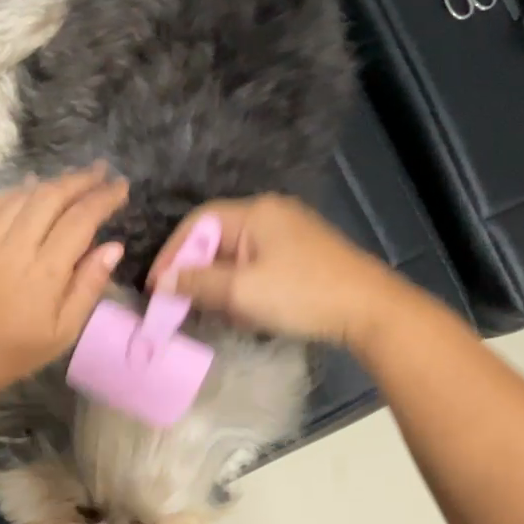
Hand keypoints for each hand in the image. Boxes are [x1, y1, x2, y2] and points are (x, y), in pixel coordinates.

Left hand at [0, 167, 128, 392]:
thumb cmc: (18, 351)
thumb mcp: (64, 331)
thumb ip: (89, 286)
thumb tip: (113, 246)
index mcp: (45, 271)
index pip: (80, 220)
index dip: (103, 198)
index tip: (121, 188)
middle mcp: (16, 247)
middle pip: (51, 197)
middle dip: (80, 181)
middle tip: (101, 173)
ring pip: (23, 196)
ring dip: (51, 183)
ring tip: (71, 180)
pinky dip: (17, 192)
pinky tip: (30, 189)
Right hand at [147, 194, 413, 346]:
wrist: (368, 310)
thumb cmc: (301, 295)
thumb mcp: (240, 291)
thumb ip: (197, 283)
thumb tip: (162, 281)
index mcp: (255, 213)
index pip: (197, 223)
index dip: (171, 254)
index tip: (155, 287)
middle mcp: (270, 215)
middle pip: (214, 238)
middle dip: (192, 271)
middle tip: (175, 302)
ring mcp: (288, 234)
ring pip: (233, 255)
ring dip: (214, 282)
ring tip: (204, 310)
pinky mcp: (299, 255)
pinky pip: (253, 265)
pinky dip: (236, 286)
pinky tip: (236, 310)